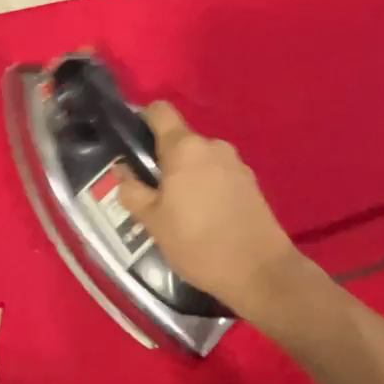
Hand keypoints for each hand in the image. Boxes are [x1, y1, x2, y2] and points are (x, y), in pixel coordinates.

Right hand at [115, 101, 305, 317]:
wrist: (261, 272)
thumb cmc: (198, 243)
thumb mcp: (153, 222)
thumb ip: (132, 190)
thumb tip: (122, 168)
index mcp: (184, 147)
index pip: (160, 111)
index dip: (143, 120)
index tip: (134, 145)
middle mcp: (212, 146)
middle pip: (180, 140)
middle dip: (165, 160)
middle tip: (154, 194)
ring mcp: (236, 163)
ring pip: (201, 160)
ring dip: (188, 176)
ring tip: (181, 212)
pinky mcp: (252, 183)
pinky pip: (220, 175)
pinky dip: (209, 187)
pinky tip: (207, 219)